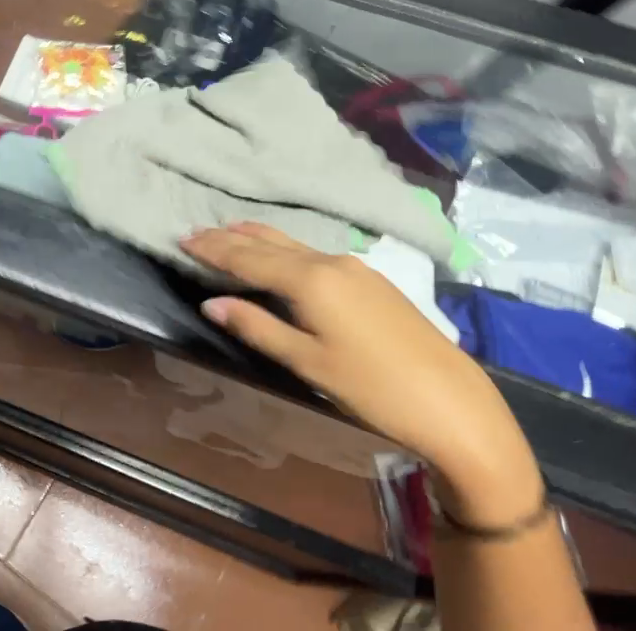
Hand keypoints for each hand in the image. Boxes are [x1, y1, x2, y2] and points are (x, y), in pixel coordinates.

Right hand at [182, 223, 543, 528]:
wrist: (453, 402)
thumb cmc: (373, 388)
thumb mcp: (307, 363)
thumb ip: (258, 328)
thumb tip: (212, 303)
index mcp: (309, 281)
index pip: (247, 258)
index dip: (212, 249)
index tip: (181, 239)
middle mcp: (329, 262)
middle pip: (269, 243)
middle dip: (230, 238)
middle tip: (196, 233)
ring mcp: (355, 268)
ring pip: (293, 244)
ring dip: (257, 239)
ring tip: (229, 233)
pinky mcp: (371, 280)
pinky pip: (312, 252)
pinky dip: (283, 249)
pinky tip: (279, 255)